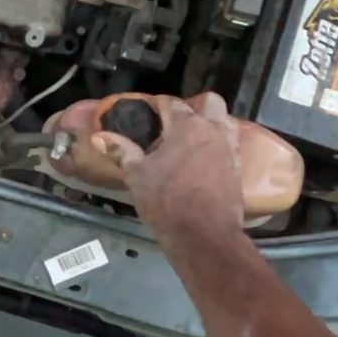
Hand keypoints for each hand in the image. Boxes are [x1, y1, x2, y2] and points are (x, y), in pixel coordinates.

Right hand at [90, 93, 244, 245]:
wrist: (203, 234)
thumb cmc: (165, 200)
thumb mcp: (136, 175)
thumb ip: (121, 151)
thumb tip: (98, 136)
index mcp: (186, 126)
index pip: (170, 102)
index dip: (156, 104)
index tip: (145, 111)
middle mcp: (212, 130)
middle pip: (210, 102)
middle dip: (194, 106)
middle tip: (175, 122)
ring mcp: (229, 148)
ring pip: (225, 121)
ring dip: (210, 123)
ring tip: (191, 139)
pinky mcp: (238, 167)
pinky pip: (230, 144)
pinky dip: (217, 145)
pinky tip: (202, 159)